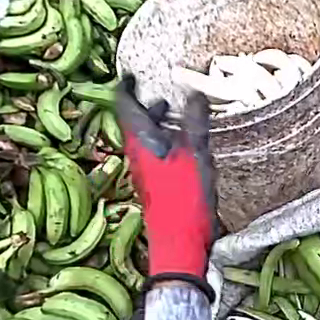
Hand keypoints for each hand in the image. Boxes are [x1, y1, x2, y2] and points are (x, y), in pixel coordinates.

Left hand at [115, 75, 216, 286]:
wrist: (179, 244)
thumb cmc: (184, 198)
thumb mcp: (195, 155)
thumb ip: (194, 123)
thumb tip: (193, 93)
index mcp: (140, 144)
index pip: (125, 107)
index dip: (126, 88)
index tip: (129, 75)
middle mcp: (137, 157)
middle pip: (134, 124)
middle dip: (146, 107)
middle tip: (160, 95)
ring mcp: (145, 173)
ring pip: (145, 141)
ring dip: (157, 126)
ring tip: (175, 117)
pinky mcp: (155, 187)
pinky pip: (155, 156)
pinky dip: (165, 142)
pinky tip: (183, 147)